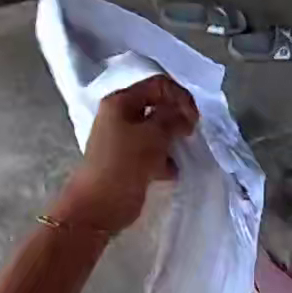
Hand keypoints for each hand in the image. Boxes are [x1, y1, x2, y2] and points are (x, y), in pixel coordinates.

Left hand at [52, 75, 198, 234]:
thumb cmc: (124, 164)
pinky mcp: (128, 161)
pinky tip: (171, 172)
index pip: (158, 85)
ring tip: (181, 154)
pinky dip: (164, 159)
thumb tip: (183, 115)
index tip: (193, 119)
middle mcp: (120, 116)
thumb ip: (172, 118)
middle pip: (158, 106)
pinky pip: (153, 152)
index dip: (180, 97)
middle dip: (177, 118)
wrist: (98, 207)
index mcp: (121, 102)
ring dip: (172, 140)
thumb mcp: (153, 135)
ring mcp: (122, 140)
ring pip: (156, 131)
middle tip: (190, 134)